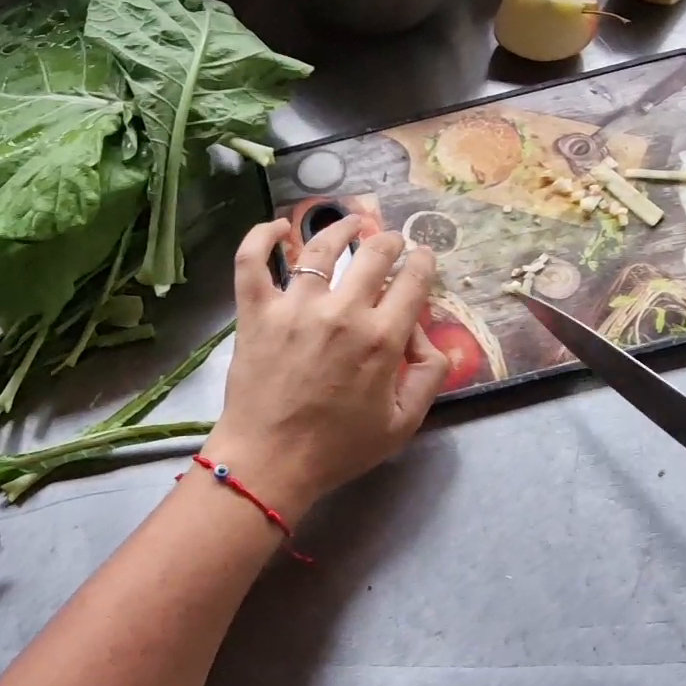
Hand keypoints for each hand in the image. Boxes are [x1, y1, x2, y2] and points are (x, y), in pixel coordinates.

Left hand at [204, 217, 449, 520]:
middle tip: (391, 241)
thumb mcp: (402, 424)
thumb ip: (429, 378)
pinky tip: (276, 228)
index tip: (422, 258)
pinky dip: (261, 237)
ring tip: (351, 222)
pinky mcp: (256, 311)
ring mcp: (295, 307)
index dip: (423, 263)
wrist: (269, 462)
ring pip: (320, 247)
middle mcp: (342, 312)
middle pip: (373, 254)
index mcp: (381, 338)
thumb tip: (433, 341)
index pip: (412, 280)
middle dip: (389, 241)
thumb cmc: (338, 449)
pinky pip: (252, 262)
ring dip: (341, 227)